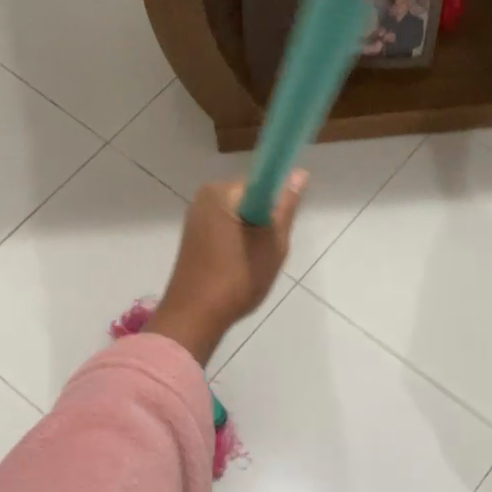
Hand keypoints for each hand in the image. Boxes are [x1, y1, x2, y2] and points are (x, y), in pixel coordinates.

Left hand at [144, 171, 306, 364]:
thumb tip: (298, 173)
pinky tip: (238, 270)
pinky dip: (236, 247)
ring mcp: (195, 220)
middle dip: (263, 224)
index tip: (280, 231)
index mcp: (220, 192)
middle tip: (268, 254)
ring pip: (238, 220)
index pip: (262, 184)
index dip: (276, 206)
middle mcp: (203, 199)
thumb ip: (285, 207)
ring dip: (251, 238)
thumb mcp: (272, 243)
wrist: (195, 317)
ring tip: (252, 266)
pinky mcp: (192, 240)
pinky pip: (225, 233)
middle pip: (249, 201)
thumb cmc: (237, 279)